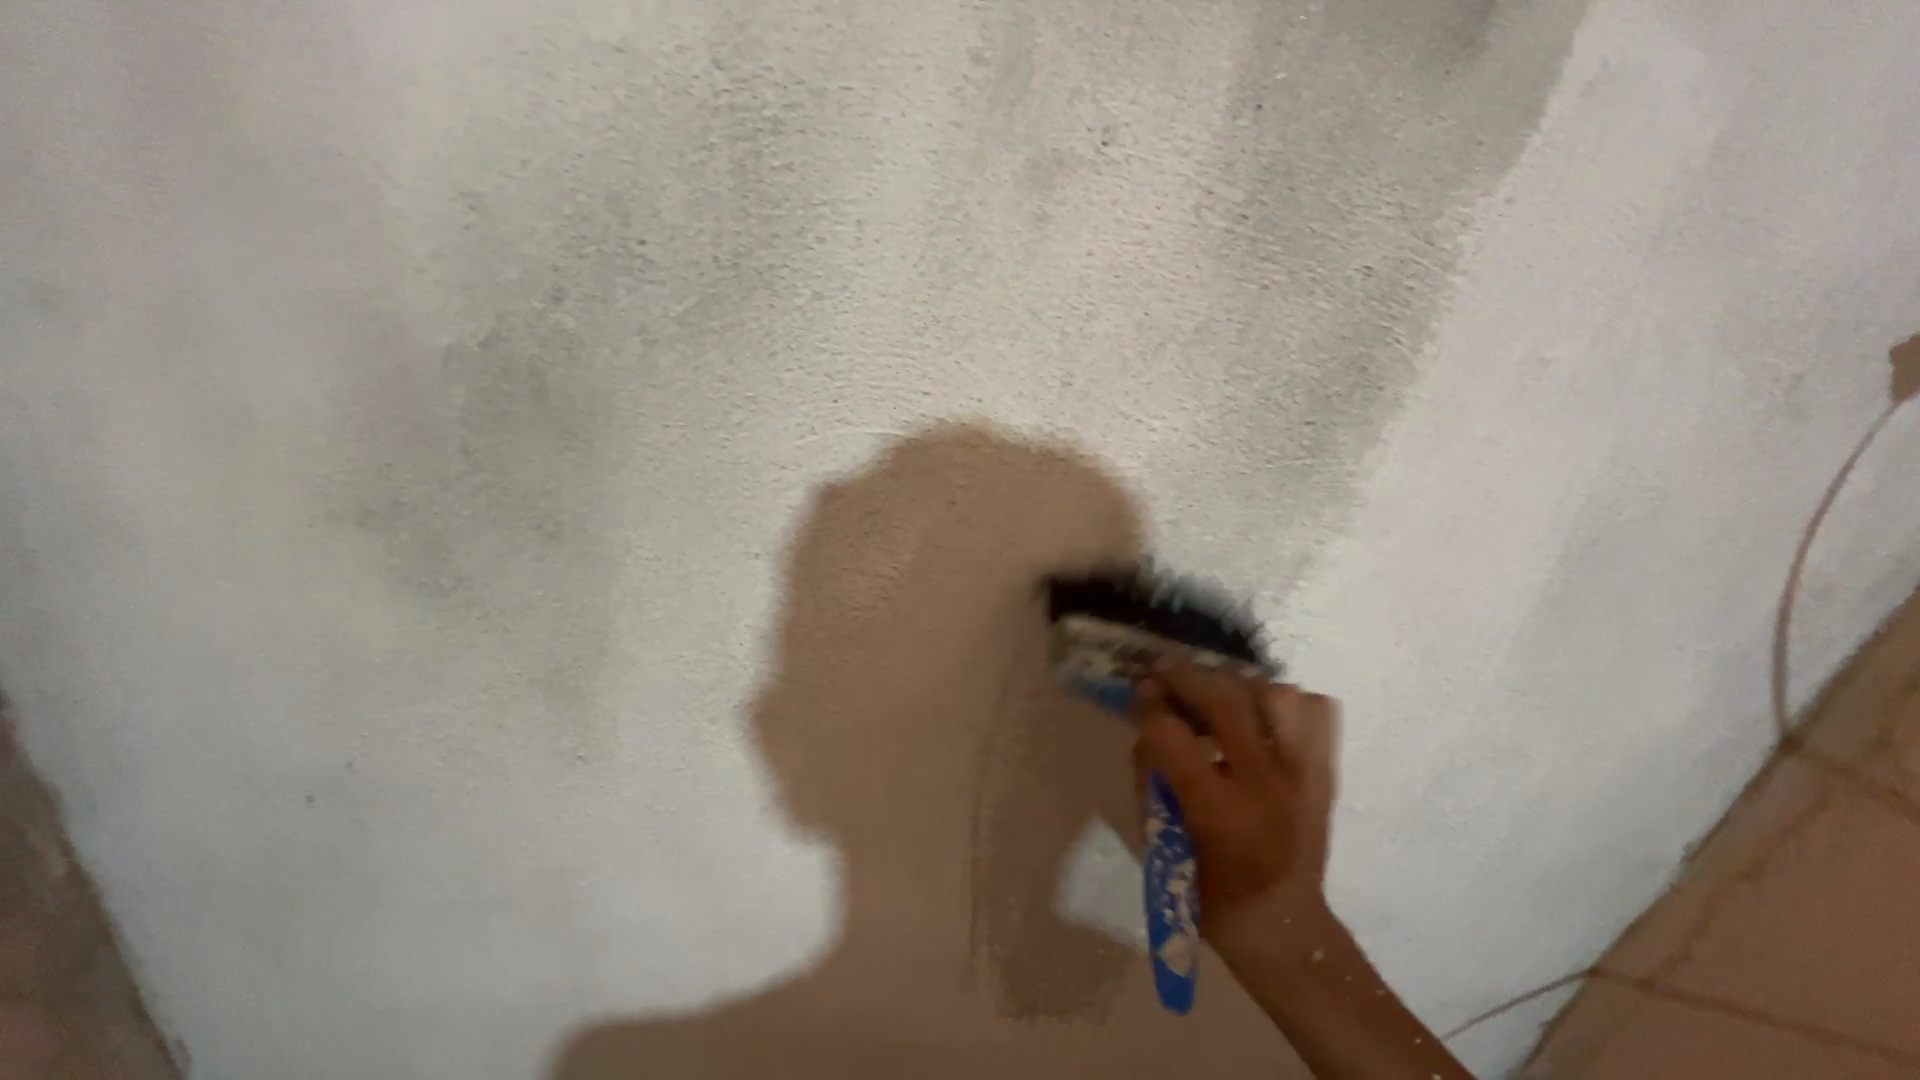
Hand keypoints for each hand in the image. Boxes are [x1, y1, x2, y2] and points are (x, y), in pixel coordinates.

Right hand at [1131, 663, 1338, 942]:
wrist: (1282, 921)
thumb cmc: (1208, 890)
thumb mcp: (1160, 839)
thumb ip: (1150, 776)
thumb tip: (1147, 721)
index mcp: (1219, 812)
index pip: (1172, 737)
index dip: (1148, 709)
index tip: (1138, 698)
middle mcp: (1267, 785)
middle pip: (1225, 701)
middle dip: (1186, 678)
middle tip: (1164, 674)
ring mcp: (1304, 775)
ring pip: (1276, 695)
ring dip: (1236, 686)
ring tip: (1215, 695)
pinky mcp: (1326, 772)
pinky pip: (1315, 710)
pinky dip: (1284, 702)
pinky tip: (1259, 715)